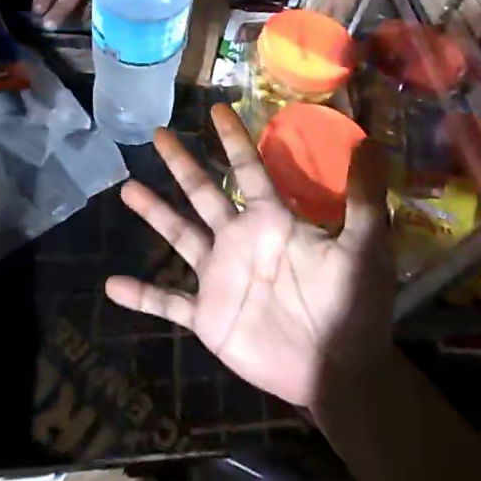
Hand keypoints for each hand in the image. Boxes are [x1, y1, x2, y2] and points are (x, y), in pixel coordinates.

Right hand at [105, 104, 394, 408]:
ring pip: (180, 236)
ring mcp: (220, 277)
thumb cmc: (354, 306)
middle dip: (182, 164)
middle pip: (204, 193)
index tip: (216, 110)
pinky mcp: (208, 316)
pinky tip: (112, 285)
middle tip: (158, 133)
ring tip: (127, 189)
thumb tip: (368, 141)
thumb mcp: (365, 247)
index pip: (249, 170)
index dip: (233, 140)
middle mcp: (240, 240)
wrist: (340, 370)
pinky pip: (168, 303)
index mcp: (272, 222)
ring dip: (155, 213)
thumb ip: (364, 197)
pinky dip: (142, 296)